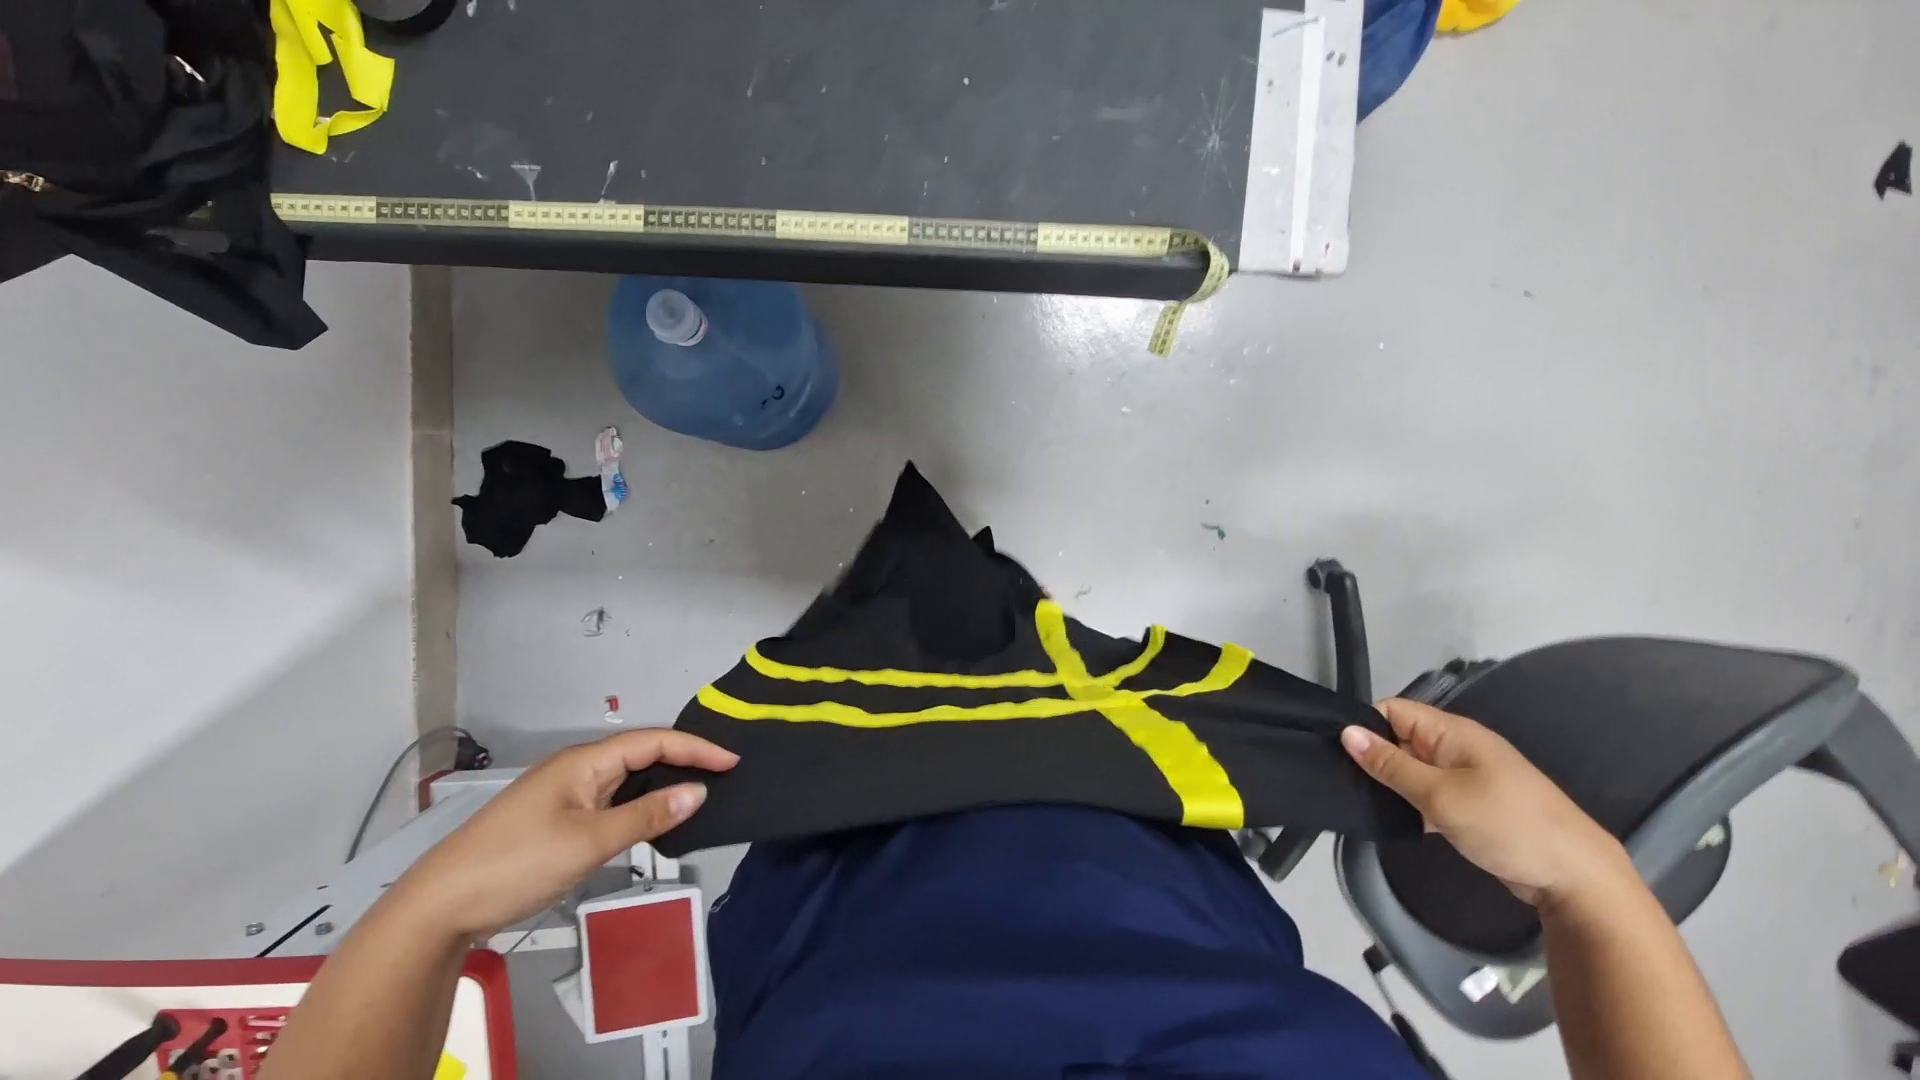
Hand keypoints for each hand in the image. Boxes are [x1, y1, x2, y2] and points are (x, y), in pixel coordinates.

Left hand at [388, 729, 737, 939]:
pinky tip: (654, 823)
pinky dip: (640, 807)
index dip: (696, 748)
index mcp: (584, 762)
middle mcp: (576, 770)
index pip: (653, 741)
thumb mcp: (589, 842)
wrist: (441, 905)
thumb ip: (647, 816)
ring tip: (700, 797)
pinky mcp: (557, 820)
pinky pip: (611, 802)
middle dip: (683, 760)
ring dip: (662, 785)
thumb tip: (699, 791)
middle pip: (641, 755)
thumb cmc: (517, 864)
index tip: (733, 762)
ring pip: (626, 780)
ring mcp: (564, 795)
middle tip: (725, 776)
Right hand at [1341, 699, 1632, 910]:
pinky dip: (1411, 805)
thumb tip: (1347, 732)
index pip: (1393, 711)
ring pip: (1413, 769)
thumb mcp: (1439, 795)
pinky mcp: (1470, 805)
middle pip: (1400, 739)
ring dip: (1391, 784)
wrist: (1574, 875)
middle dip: (1373, 757)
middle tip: (1342, 782)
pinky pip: (1429, 794)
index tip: (1337, 753)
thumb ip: (1391, 765)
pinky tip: (1391, 821)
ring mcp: (1466, 777)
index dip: (1364, 726)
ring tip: (1358, 802)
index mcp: (1452, 732)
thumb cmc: (1506, 824)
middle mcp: (1457, 747)